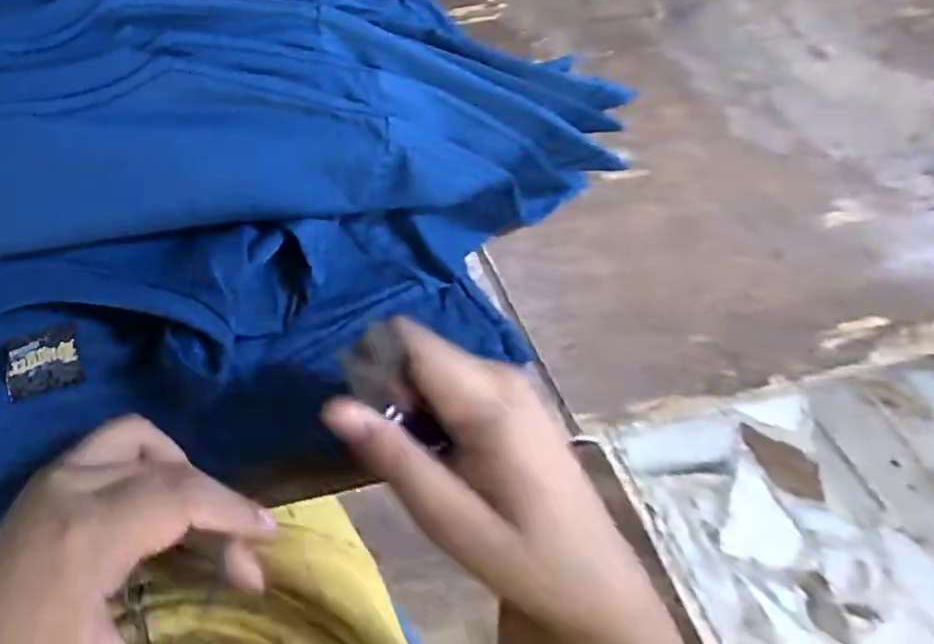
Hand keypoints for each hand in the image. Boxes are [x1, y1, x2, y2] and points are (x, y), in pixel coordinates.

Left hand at [0, 415, 278, 643]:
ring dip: (173, 470)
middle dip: (207, 494)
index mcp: (85, 530)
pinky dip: (142, 472)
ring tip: (198, 525)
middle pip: (157, 457)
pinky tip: (153, 520)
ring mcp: (47, 480)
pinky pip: (104, 453)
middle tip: (237, 553)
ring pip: (128, 437)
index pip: (176, 494)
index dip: (230, 509)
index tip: (269, 535)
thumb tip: (242, 586)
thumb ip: (179, 611)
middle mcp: (65, 485)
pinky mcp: (38, 488)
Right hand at [322, 318, 679, 643]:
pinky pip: (449, 376)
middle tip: (406, 448)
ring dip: (411, 401)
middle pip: (415, 349)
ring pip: (428, 362)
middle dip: (393, 389)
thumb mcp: (450, 520)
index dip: (378, 368)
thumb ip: (392, 456)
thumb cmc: (525, 560)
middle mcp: (499, 373)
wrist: (601, 596)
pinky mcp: (511, 395)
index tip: (383, 419)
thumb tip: (332, 405)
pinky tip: (448, 452)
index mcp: (489, 398)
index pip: (406, 337)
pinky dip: (432, 406)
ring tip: (429, 456)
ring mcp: (509, 382)